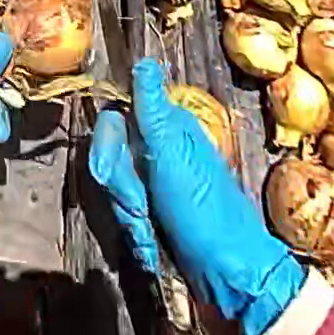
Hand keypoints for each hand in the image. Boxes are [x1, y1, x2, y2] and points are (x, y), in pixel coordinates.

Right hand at [88, 59, 305, 334]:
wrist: (227, 274)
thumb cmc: (203, 208)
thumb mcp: (173, 154)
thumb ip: (152, 107)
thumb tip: (144, 61)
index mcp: (165, 124)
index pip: (113, 117)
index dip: (106, 145)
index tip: (106, 171)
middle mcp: (157, 145)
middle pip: (109, 153)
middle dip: (120, 187)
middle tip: (142, 208)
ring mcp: (154, 178)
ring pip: (113, 186)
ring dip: (127, 214)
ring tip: (149, 230)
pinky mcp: (153, 208)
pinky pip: (123, 211)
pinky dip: (134, 231)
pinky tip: (150, 243)